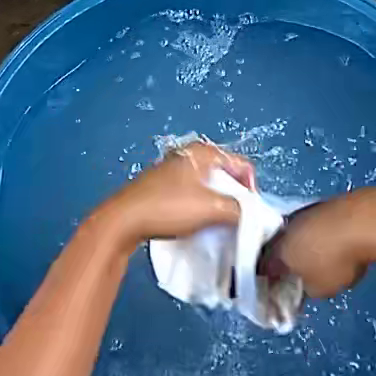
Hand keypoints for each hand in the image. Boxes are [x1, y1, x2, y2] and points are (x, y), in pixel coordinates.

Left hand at [92, 142, 255, 244]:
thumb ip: (239, 209)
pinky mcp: (162, 184)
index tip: (249, 212)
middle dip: (234, 196)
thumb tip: (248, 214)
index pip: (242, 165)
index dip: (251, 189)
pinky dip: (200, 204)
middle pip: (225, 174)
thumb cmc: (169, 208)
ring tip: (217, 222)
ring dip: (217, 202)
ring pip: (208, 184)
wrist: (123, 220)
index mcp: (204, 152)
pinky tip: (196, 221)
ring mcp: (174, 168)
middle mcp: (190, 154)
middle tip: (236, 219)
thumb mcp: (212, 209)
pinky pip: (192, 192)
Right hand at [262, 191, 375, 297]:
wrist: (365, 220)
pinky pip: (317, 224)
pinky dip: (323, 234)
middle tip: (302, 277)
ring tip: (323, 260)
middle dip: (289, 262)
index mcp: (276, 251)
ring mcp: (305, 212)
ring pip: (299, 234)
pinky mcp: (325, 203)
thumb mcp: (320, 288)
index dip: (272, 283)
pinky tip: (337, 244)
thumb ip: (306, 290)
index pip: (265, 270)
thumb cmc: (337, 259)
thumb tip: (306, 286)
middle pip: (281, 249)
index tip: (281, 292)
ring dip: (307, 246)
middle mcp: (285, 229)